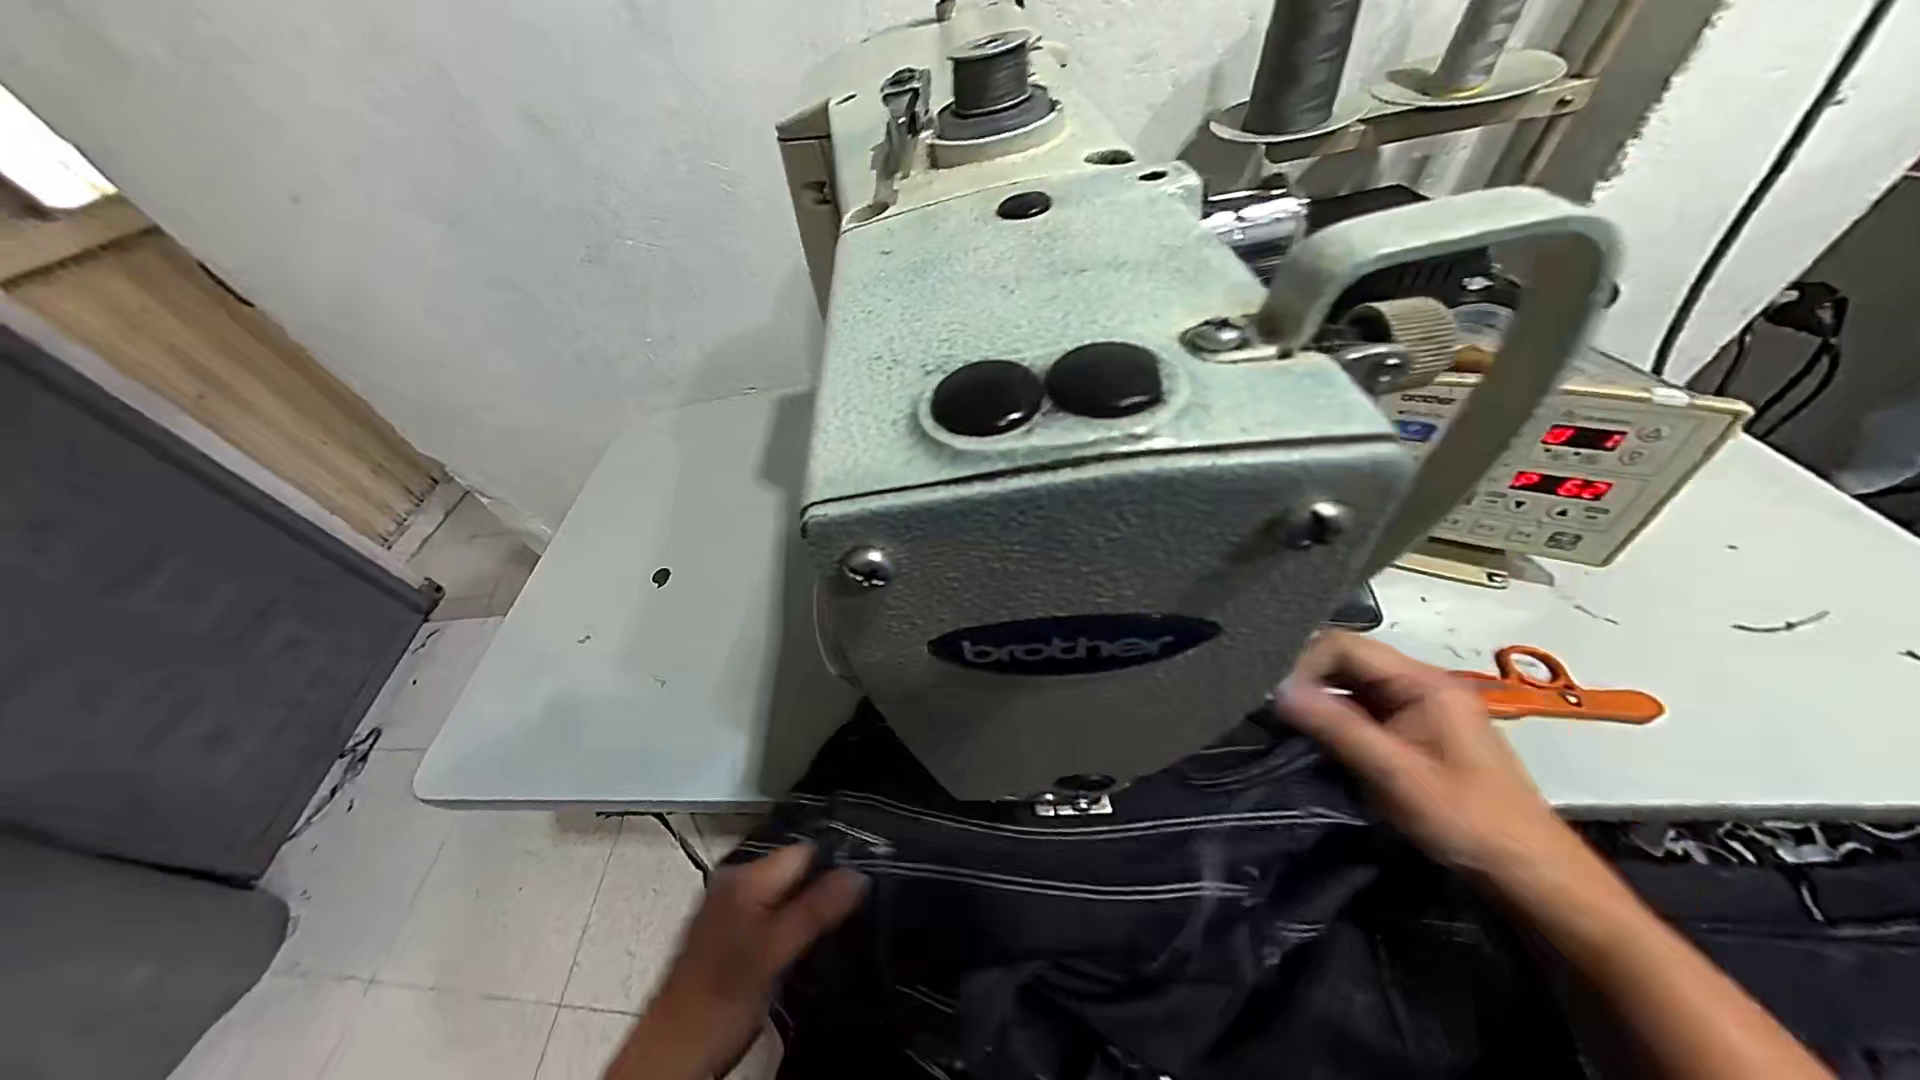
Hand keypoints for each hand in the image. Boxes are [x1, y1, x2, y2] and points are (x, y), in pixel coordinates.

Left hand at [606, 843, 865, 1079]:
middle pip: (797, 870)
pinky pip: (777, 912)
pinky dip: (793, 924)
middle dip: (824, 887)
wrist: (673, 1053)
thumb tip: (858, 875)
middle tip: (847, 914)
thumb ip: (816, 909)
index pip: (805, 850)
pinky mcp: (733, 932)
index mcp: (743, 876)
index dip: (835, 865)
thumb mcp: (774, 951)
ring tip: (828, 932)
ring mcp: (733, 907)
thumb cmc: (717, 1002)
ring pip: (789, 893)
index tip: (859, 889)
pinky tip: (802, 946)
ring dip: (810, 908)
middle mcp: (735, 882)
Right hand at [1271, 631, 1581, 881]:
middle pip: (1348, 659)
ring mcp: (1421, 704)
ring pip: (1352, 684)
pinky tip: (1324, 740)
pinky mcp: (1416, 727)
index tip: (1281, 702)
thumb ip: (1337, 727)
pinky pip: (1363, 707)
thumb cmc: (1466, 820)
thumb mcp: (1394, 773)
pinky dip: (1338, 718)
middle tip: (1282, 715)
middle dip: (1310, 682)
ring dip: (1322, 702)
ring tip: (1296, 728)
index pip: (1345, 644)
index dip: (1305, 665)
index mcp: (1425, 682)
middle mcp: (1422, 683)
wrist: (1528, 871)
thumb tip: (1280, 690)